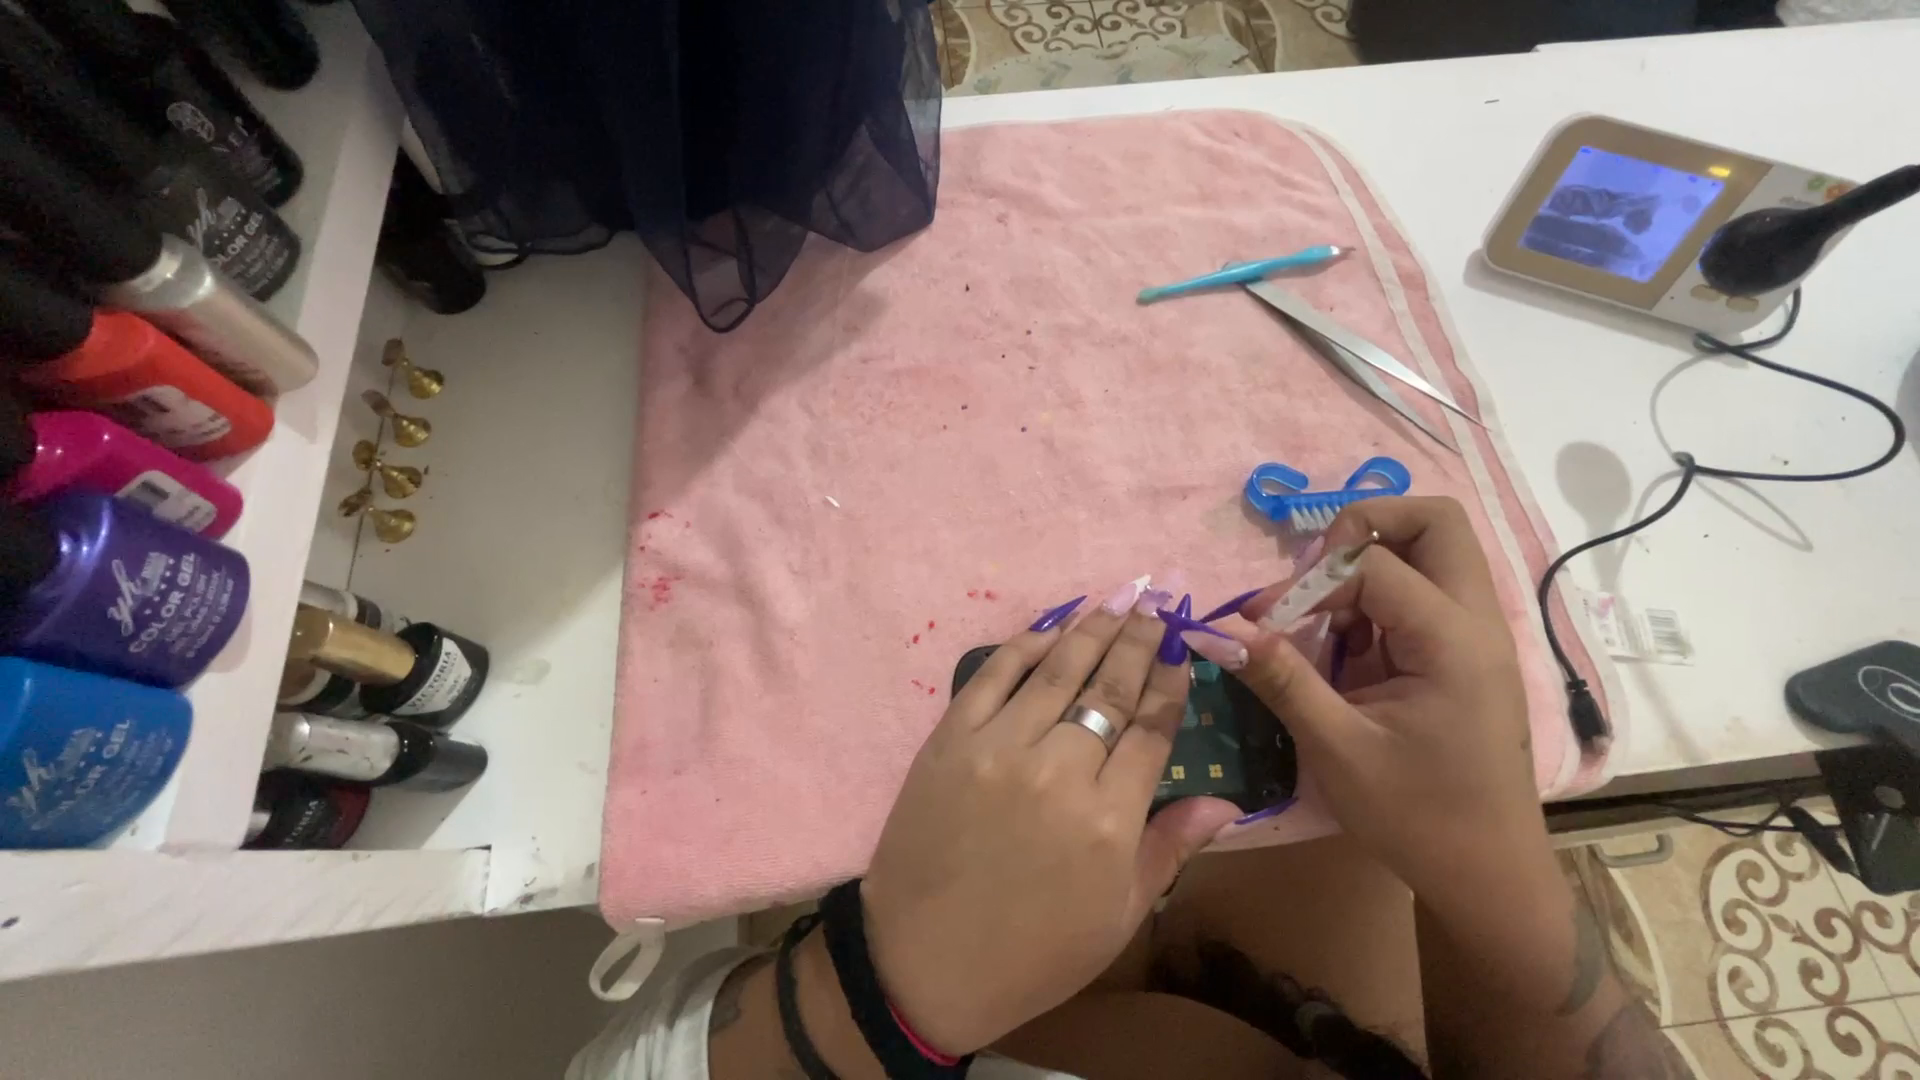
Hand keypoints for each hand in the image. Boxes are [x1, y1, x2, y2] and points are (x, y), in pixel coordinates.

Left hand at [861, 582, 1242, 1055]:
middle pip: (1110, 689)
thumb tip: (1227, 801)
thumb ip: (1170, 847)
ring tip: (1116, 602)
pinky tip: (1049, 629)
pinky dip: (1023, 646)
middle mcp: (1060, 771)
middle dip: (1138, 642)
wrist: (924, 961)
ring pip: (1056, 672)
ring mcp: (999, 748)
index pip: (1152, 729)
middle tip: (1156, 606)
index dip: (1170, 682)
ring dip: (1089, 632)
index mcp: (1110, 820)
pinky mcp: (950, 739)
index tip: (1182, 648)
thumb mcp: (1118, 917)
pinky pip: (992, 677)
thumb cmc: (1033, 951)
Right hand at [1178, 497, 1548, 912]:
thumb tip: (1216, 630)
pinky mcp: (1460, 654)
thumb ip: (1280, 677)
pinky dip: (1373, 598)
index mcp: (1452, 641)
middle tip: (1312, 574)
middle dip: (1363, 527)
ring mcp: (1473, 636)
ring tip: (1319, 617)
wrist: (1487, 876)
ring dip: (1366, 565)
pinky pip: (1420, 592)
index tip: (1262, 621)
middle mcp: (1475, 622)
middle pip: (1434, 523)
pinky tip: (1340, 645)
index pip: (1373, 565)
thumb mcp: (1336, 747)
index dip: (1308, 582)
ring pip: (1430, 551)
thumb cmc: (1416, 816)